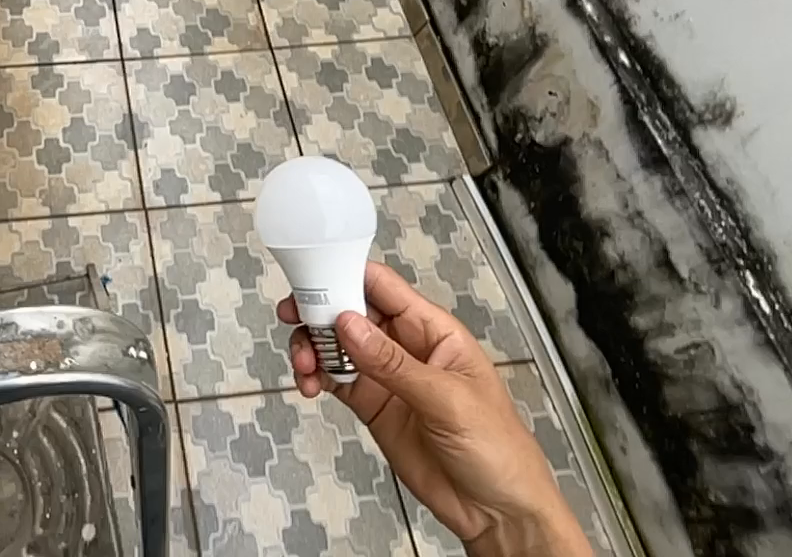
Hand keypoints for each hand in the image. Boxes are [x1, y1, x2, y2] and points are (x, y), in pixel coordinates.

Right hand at [280, 263, 589, 556]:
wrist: (499, 516)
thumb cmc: (499, 450)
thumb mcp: (448, 401)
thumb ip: (394, 364)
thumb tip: (349, 325)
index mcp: (431, 329)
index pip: (382, 286)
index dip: (346, 275)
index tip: (312, 278)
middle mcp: (403, 344)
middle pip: (350, 310)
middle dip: (318, 310)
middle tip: (292, 316)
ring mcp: (384, 374)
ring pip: (335, 343)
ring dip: (312, 346)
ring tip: (304, 364)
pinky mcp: (371, 402)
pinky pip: (333, 377)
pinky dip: (315, 376)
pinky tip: (310, 385)